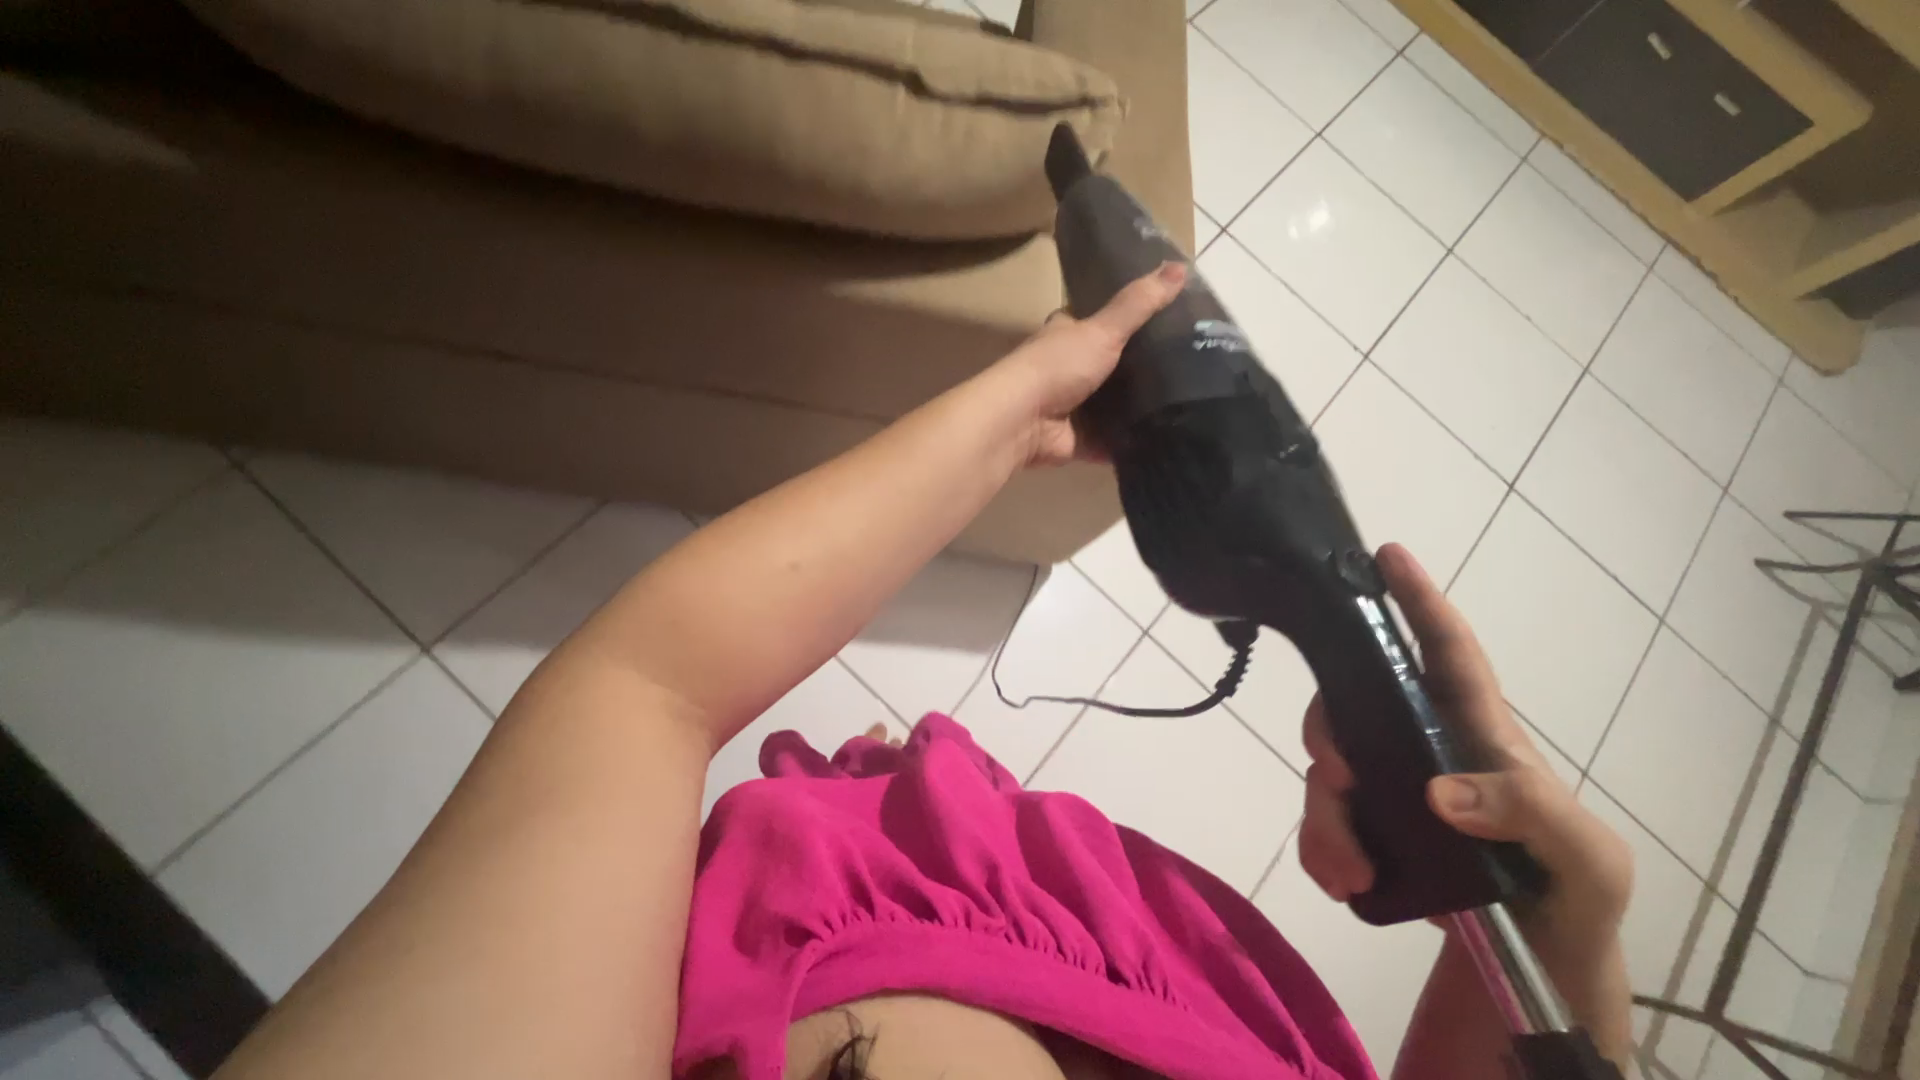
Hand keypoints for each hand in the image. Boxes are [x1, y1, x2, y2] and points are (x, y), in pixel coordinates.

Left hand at [992, 261, 1187, 466]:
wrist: (1022, 421)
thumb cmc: (1058, 367)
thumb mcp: (1104, 329)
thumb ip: (1139, 304)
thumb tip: (1182, 267)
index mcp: (1067, 334)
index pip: (1100, 321)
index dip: (1131, 318)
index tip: (1173, 319)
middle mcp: (1068, 369)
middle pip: (1113, 366)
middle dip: (1143, 368)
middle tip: (1192, 365)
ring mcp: (1074, 407)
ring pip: (1115, 406)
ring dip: (1141, 407)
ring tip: (1190, 402)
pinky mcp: (1080, 441)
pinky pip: (1113, 442)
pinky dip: (1133, 443)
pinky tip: (1167, 437)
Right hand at [1297, 544, 1632, 973]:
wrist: (1533, 963)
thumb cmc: (1571, 893)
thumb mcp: (1586, 859)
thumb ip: (1531, 812)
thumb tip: (1438, 789)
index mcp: (1479, 735)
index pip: (1448, 653)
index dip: (1419, 601)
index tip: (1387, 555)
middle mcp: (1421, 747)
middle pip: (1351, 703)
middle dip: (1329, 728)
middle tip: (1340, 778)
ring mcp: (1387, 788)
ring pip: (1324, 770)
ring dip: (1325, 820)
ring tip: (1353, 873)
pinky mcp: (1363, 830)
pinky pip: (1317, 820)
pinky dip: (1317, 849)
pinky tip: (1343, 882)